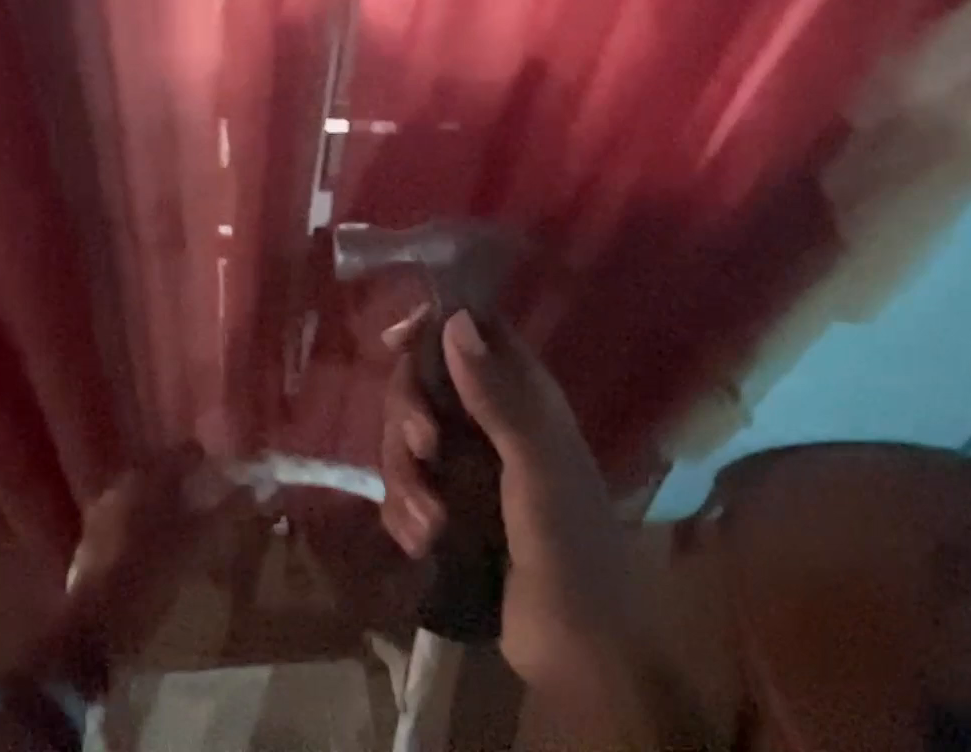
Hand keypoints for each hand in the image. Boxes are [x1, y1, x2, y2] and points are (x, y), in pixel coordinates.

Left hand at [0, 445, 247, 687]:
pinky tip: (156, 552)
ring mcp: (101, 514)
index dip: (209, 464)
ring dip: (163, 509)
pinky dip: (144, 530)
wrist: (96, 627)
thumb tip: (256, 487)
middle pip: (162, 475)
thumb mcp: (200, 542)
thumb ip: (229, 509)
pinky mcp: (90, 542)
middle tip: (208, 507)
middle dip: (185, 487)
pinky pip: (126, 523)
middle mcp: (121, 486)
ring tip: (184, 533)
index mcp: (148, 477)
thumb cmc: (153, 575)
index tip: (226, 480)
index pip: (186, 453)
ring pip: (142, 500)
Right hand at [379, 309, 675, 742]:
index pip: (471, 334)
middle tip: (423, 452)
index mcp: (523, 398)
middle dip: (409, 417)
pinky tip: (422, 544)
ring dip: (406, 481)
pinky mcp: (446, 509)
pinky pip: (401, 490)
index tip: (392, 342)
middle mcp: (490, 422)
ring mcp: (465, 467)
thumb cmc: (570, 546)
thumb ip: (497, 396)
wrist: (578, 649)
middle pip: (422, 386)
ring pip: (404, 441)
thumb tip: (454, 321)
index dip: (431, 328)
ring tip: (430, 529)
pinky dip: (403, 513)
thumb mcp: (537, 467)